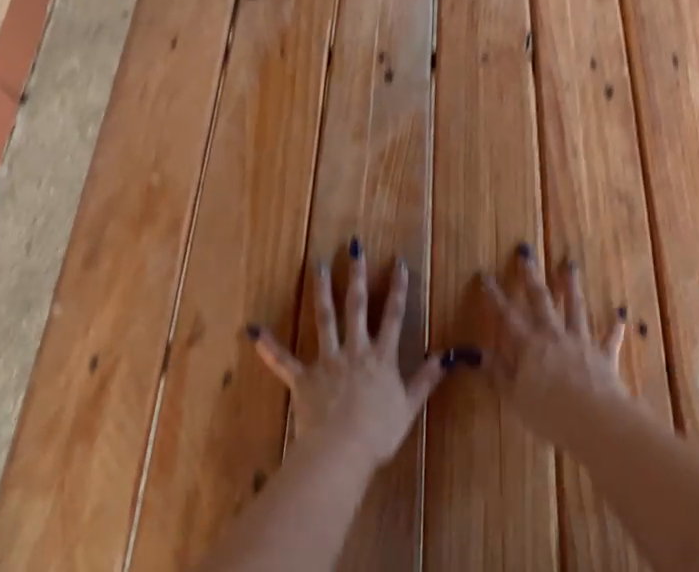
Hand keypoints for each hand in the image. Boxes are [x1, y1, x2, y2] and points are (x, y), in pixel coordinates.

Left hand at [249, 242, 450, 467]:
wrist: (341, 451)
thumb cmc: (378, 433)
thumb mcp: (408, 407)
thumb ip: (425, 379)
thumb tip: (445, 356)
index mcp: (381, 358)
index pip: (394, 316)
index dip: (398, 289)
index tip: (399, 262)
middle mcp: (355, 351)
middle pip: (357, 307)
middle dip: (357, 275)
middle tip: (353, 248)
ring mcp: (327, 362)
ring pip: (325, 319)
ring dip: (322, 291)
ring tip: (318, 266)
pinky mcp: (303, 378)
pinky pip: (283, 360)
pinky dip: (268, 346)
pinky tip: (252, 330)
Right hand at [478, 245, 629, 438]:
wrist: (593, 419)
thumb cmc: (548, 412)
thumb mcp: (514, 398)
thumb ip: (499, 374)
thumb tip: (482, 354)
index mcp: (530, 346)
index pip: (507, 316)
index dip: (495, 296)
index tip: (486, 275)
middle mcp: (555, 336)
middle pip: (541, 301)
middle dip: (531, 278)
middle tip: (526, 254)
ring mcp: (581, 342)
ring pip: (576, 308)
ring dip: (572, 287)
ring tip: (570, 265)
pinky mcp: (604, 355)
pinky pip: (610, 338)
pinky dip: (615, 327)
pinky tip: (620, 314)